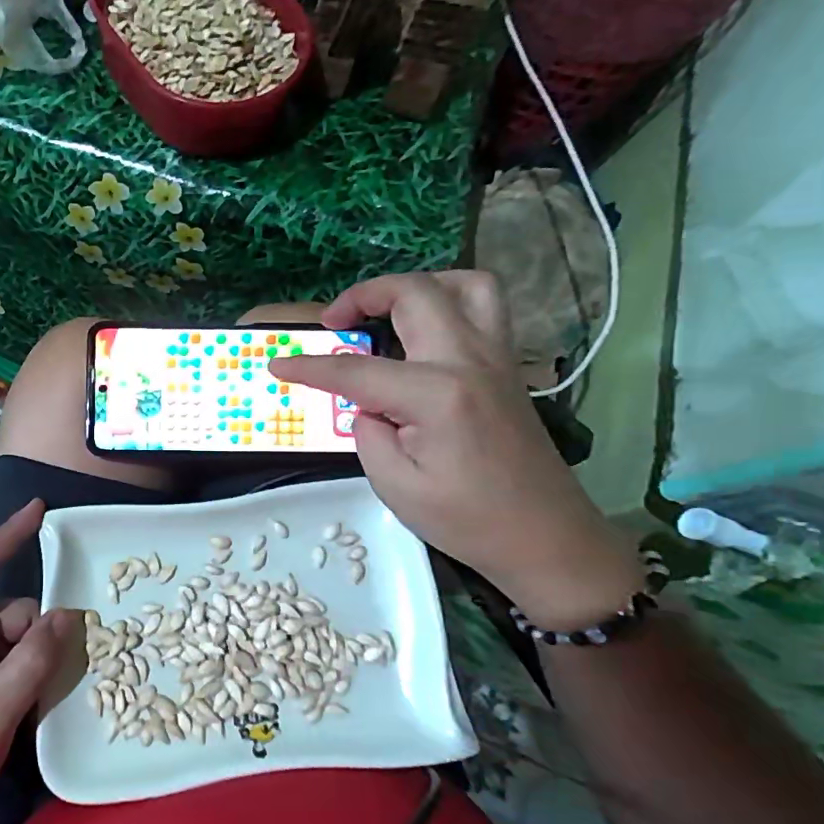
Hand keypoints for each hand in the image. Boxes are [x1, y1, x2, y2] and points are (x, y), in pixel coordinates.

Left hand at [0, 500, 74, 823]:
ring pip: (17, 639)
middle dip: (41, 629)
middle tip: (70, 657)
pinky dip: (31, 673)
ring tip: (51, 692)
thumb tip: (67, 614)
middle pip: (11, 611)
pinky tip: (42, 700)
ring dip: (39, 656)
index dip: (11, 535)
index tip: (40, 509)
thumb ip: (35, 657)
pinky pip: (12, 663)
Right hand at [269, 272, 642, 628]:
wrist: (547, 539)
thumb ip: (367, 431)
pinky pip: (482, 308)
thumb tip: (366, 404)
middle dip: (363, 295)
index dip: (309, 367)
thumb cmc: (467, 519)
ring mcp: (496, 359)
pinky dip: (445, 303)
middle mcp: (470, 360)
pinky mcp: (507, 368)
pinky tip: (419, 335)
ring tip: (385, 310)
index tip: (277, 365)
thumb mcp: (395, 484)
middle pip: (415, 293)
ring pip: (464, 284)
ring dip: (417, 286)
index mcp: (437, 393)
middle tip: (332, 322)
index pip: (356, 369)